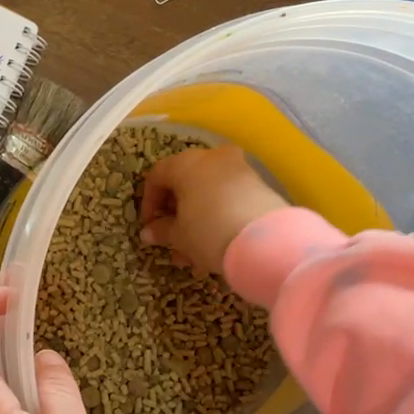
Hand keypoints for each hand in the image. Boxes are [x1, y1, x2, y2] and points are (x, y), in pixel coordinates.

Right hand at [139, 146, 289, 275]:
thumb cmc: (208, 231)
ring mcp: (239, 170)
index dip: (148, 203)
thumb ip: (162, 231)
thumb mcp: (179, 235)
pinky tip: (213, 247)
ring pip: (206, 193)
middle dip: (174, 214)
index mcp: (186, 163)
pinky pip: (226, 199)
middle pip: (184, 183)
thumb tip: (149, 232)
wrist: (265, 241)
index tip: (149, 226)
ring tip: (192, 255)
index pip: (156, 176)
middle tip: (170, 239)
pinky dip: (216, 218)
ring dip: (194, 221)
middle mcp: (213, 158)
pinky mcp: (258, 186)